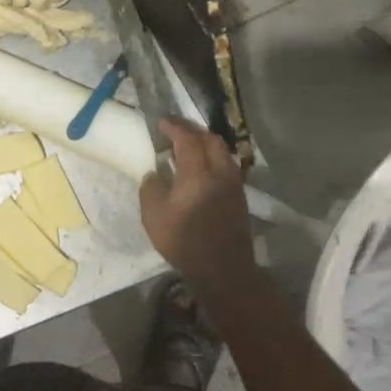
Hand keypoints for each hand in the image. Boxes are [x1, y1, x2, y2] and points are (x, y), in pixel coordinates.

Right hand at [139, 117, 253, 285]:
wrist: (222, 268)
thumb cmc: (183, 240)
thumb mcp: (153, 215)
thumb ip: (151, 188)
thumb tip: (155, 173)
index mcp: (197, 173)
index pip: (188, 139)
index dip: (175, 127)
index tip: (161, 122)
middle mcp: (220, 172)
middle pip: (211, 140)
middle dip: (192, 130)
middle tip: (175, 129)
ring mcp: (233, 185)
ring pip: (222, 151)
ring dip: (205, 142)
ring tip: (188, 146)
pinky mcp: (238, 197)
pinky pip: (226, 165)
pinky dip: (213, 157)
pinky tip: (200, 166)